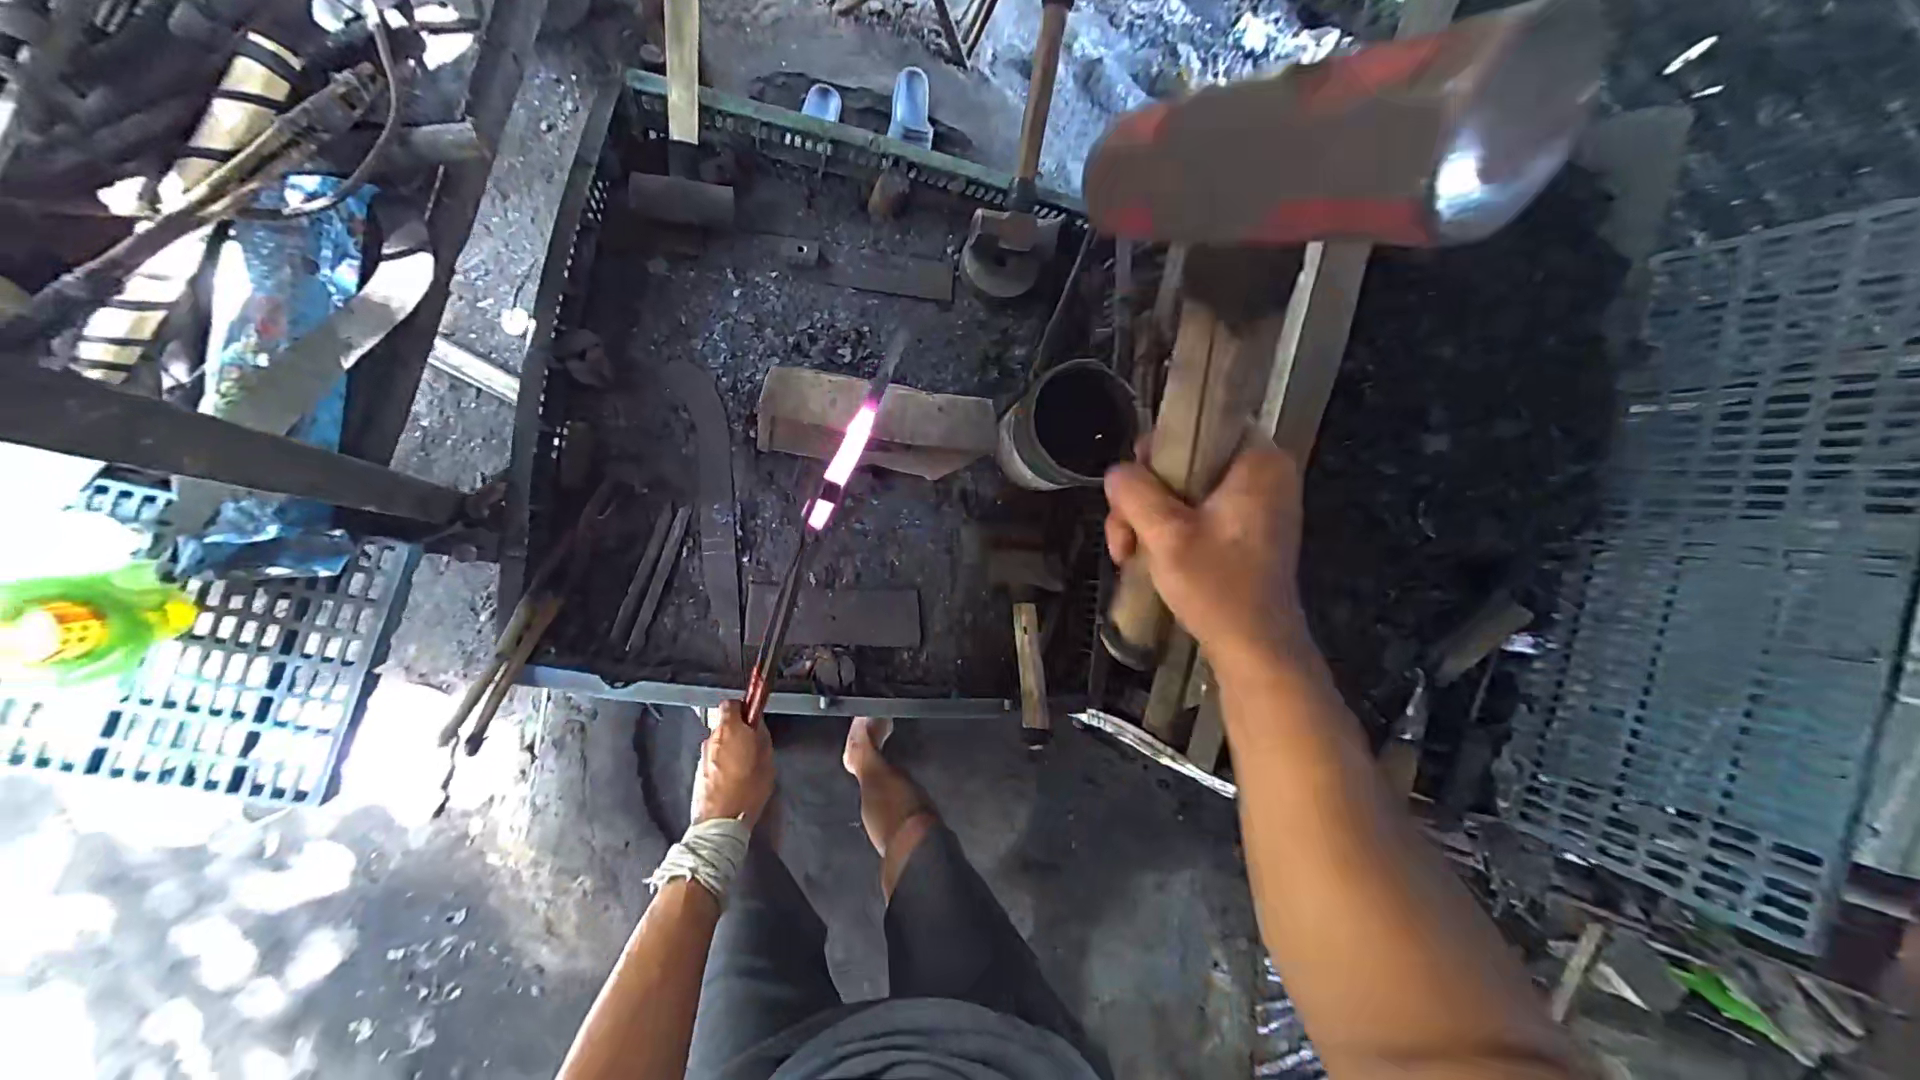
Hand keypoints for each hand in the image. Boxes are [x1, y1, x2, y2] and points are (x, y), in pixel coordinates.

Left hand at [690, 700, 774, 827]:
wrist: (720, 822)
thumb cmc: (747, 790)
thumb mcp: (767, 761)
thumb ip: (762, 737)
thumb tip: (757, 726)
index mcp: (731, 730)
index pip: (731, 704)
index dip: (743, 708)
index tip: (753, 718)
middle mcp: (713, 738)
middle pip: (725, 724)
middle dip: (738, 730)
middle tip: (753, 745)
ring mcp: (703, 755)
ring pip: (719, 742)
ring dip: (730, 747)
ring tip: (744, 765)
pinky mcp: (698, 771)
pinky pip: (714, 757)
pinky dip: (722, 761)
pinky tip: (733, 778)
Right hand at [1104, 440, 1312, 675]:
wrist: (1254, 650)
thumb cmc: (1218, 588)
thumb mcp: (1166, 535)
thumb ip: (1134, 493)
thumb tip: (1116, 473)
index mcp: (1258, 462)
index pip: (1201, 423)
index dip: (1159, 448)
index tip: (1135, 484)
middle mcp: (1263, 475)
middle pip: (1185, 460)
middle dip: (1144, 496)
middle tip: (1124, 532)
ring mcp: (1255, 505)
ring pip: (1183, 490)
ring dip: (1147, 518)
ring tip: (1127, 553)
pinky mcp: (1244, 532)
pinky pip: (1195, 513)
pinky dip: (1167, 531)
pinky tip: (1145, 558)